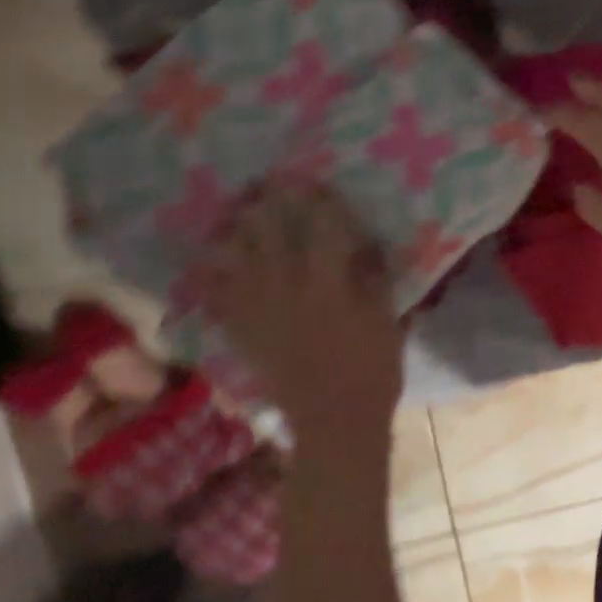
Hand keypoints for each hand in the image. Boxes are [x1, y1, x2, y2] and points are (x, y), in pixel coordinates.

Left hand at [206, 184, 403, 446]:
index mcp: (328, 280)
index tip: (319, 182)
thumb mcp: (388, 318)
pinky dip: (214, 269)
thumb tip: (365, 243)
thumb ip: (374, 276)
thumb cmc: (373, 369)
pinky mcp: (238, 326)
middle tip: (273, 184)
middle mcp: (285, 283)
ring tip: (245, 214)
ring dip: (240, 227)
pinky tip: (219, 258)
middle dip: (271, 200)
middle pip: (268, 226)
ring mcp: (255, 305)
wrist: (334, 420)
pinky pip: (213, 288)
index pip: (321, 223)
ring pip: (234, 249)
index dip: (320, 198)